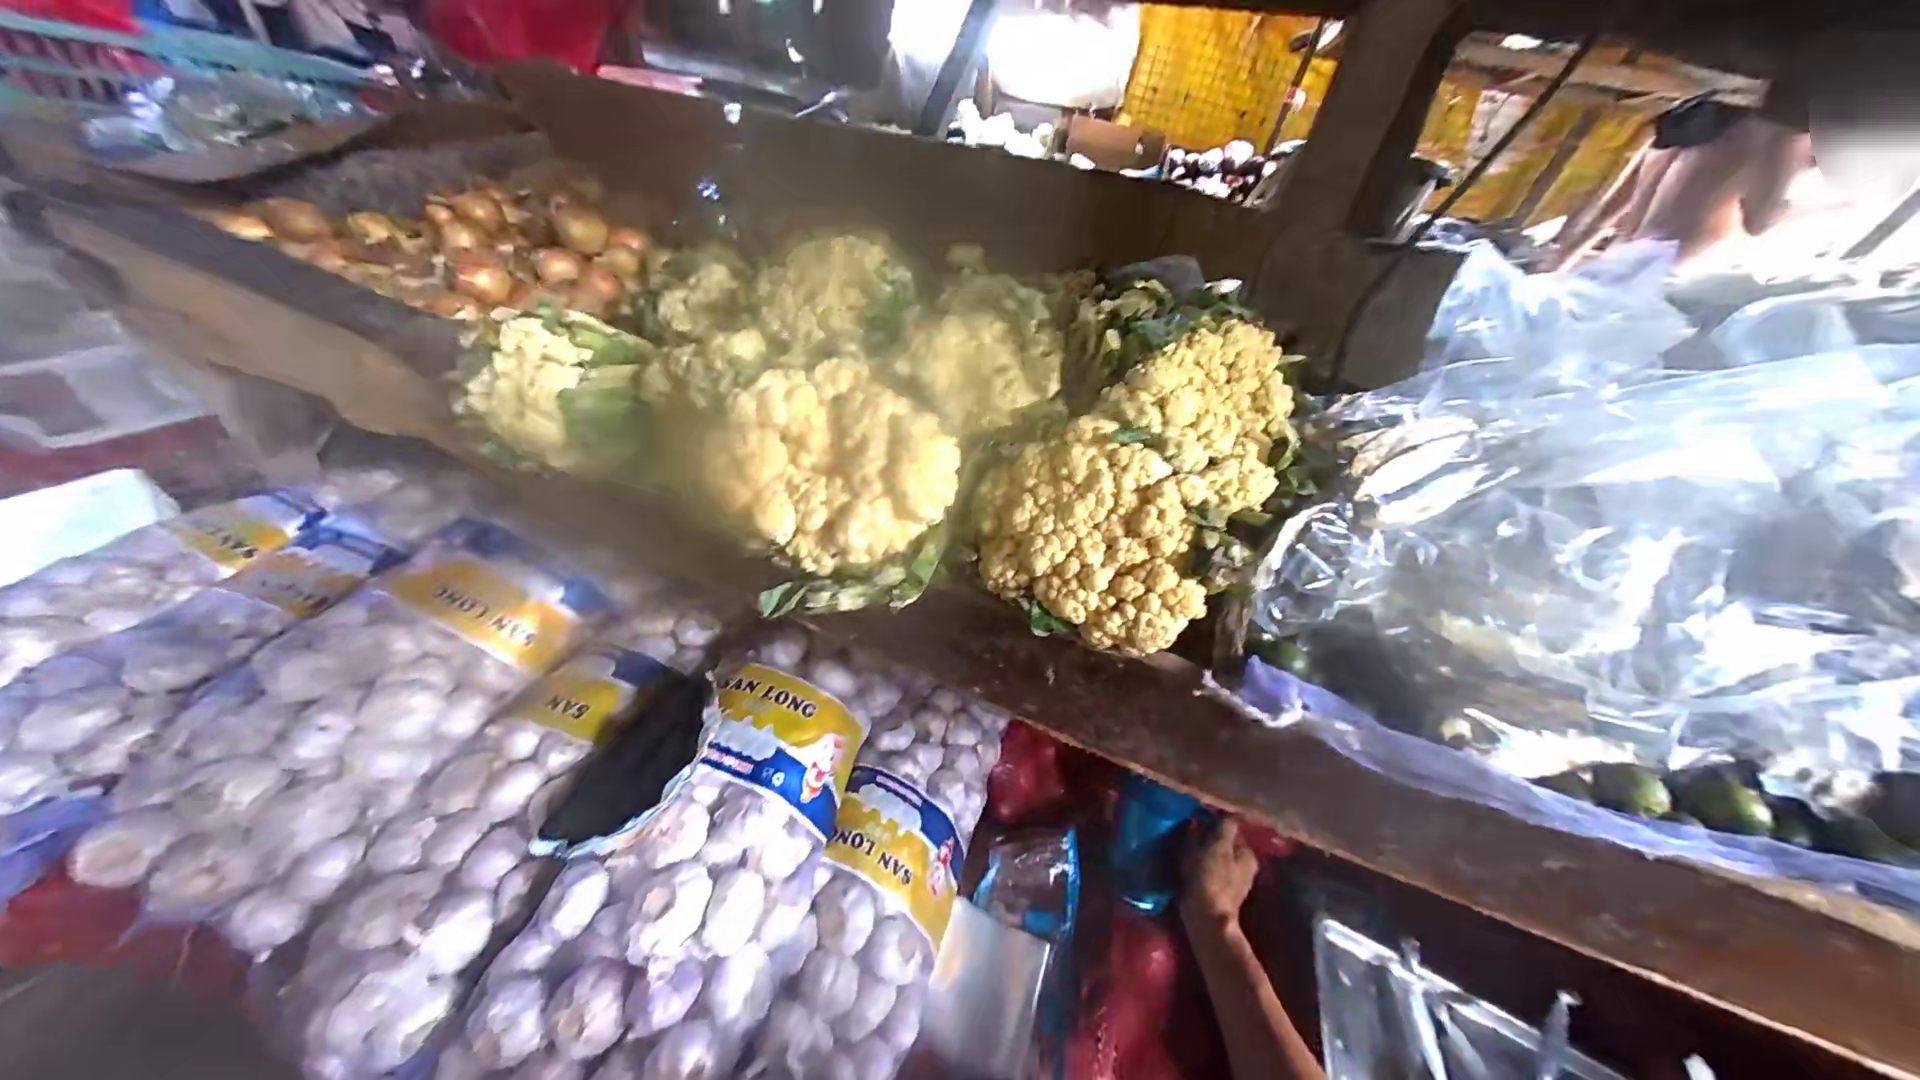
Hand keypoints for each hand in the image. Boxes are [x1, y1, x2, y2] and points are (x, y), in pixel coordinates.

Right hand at [1182, 817, 1258, 923]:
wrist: (1204, 916)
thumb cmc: (1212, 878)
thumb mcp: (1218, 847)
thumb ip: (1223, 827)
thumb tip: (1223, 813)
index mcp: (1247, 854)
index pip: (1230, 827)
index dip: (1212, 820)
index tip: (1196, 817)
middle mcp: (1243, 866)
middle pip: (1221, 841)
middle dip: (1206, 835)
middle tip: (1188, 832)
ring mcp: (1230, 879)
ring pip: (1212, 854)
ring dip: (1199, 848)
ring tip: (1184, 846)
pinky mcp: (1216, 889)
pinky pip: (1205, 867)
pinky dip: (1196, 863)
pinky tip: (1185, 863)